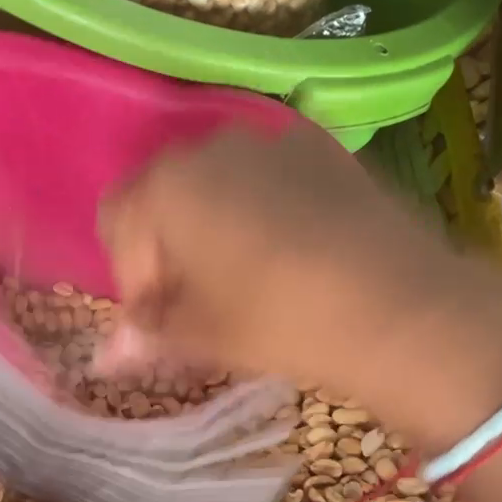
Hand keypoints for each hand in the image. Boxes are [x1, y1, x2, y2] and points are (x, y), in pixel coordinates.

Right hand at [98, 123, 501, 451]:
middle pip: (162, 197)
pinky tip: (285, 261)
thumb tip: (103, 358)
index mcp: (167, 187)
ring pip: (214, 187)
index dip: (130, 277)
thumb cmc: (275, 321)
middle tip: (195, 305)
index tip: (159, 318)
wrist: (398, 309)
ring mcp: (273, 142)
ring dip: (210, 232)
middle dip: (166, 250)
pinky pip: (264, 181)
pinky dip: (257, 215)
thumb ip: (145, 335)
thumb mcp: (199, 335)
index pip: (116, 222)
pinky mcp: (324, 152)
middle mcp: (212, 147)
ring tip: (241, 285)